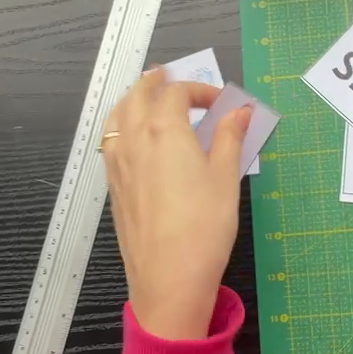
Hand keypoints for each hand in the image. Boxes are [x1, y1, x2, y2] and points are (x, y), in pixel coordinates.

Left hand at [103, 69, 251, 340]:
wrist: (169, 278)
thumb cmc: (204, 226)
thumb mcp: (226, 178)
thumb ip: (231, 138)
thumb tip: (241, 111)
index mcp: (164, 129)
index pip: (177, 93)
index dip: (200, 90)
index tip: (220, 101)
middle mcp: (134, 139)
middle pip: (138, 95)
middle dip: (156, 82)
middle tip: (169, 75)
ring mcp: (118, 163)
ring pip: (117, 115)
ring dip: (133, 98)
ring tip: (146, 96)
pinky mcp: (114, 186)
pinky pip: (111, 141)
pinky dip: (121, 125)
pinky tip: (133, 137)